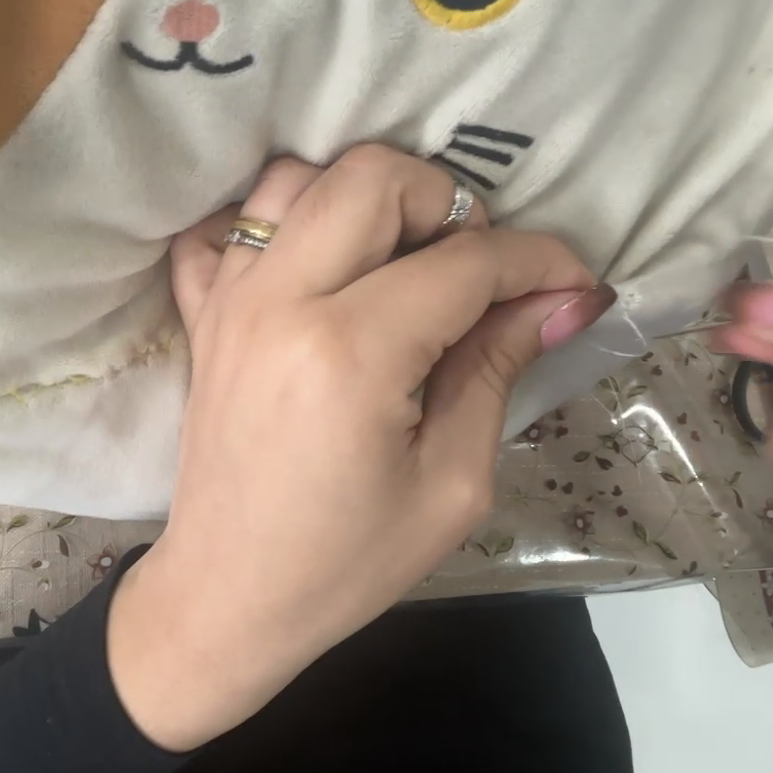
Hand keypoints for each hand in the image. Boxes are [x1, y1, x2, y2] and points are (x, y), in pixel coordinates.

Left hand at [109, 146, 614, 750]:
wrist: (226, 595)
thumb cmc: (342, 565)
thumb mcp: (449, 487)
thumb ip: (495, 372)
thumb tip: (555, 300)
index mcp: (348, 353)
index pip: (463, 261)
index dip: (536, 259)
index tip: (572, 283)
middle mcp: (279, 302)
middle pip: (369, 177)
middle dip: (443, 202)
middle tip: (472, 271)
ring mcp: (227, 302)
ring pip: (293, 181)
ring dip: (360, 202)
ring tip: (396, 263)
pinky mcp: (199, 317)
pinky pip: (222, 232)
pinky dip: (271, 228)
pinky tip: (309, 269)